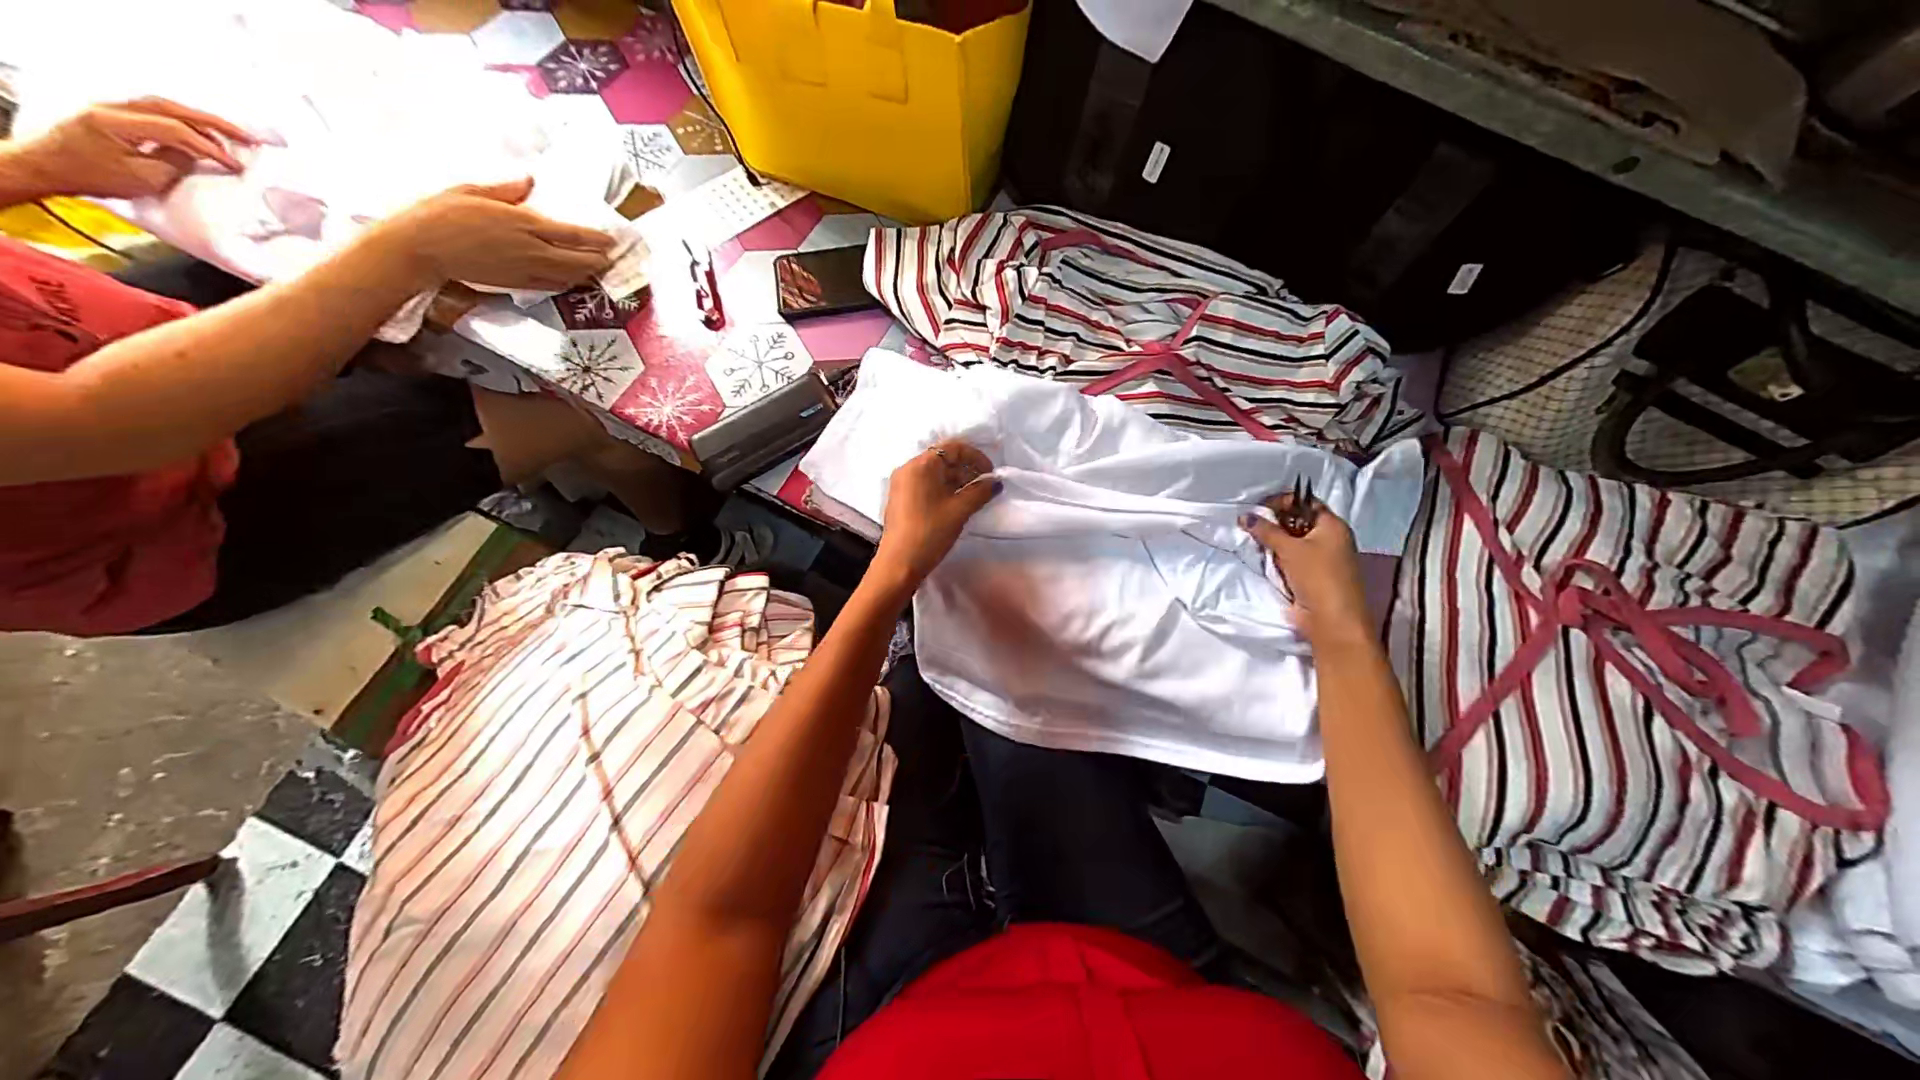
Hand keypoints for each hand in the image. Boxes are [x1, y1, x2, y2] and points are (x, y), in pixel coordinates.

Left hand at [9, 99, 252, 198]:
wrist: (48, 166)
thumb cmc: (92, 176)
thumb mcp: (142, 177)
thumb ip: (174, 163)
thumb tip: (198, 156)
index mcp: (116, 122)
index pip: (177, 130)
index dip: (211, 149)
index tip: (236, 167)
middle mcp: (113, 107)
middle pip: (173, 108)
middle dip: (215, 123)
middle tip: (248, 138)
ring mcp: (112, 107)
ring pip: (165, 106)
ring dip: (201, 121)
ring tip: (229, 136)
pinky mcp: (114, 113)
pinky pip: (155, 110)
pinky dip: (184, 120)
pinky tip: (199, 132)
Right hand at [374, 178, 617, 291]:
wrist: (423, 249)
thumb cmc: (443, 214)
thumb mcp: (473, 191)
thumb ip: (506, 189)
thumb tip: (529, 181)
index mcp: (524, 223)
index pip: (572, 234)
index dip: (596, 240)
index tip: (613, 241)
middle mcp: (532, 251)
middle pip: (579, 261)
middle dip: (599, 261)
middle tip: (612, 258)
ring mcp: (527, 271)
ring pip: (569, 276)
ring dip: (587, 274)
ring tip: (599, 269)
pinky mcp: (518, 285)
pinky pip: (553, 286)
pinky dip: (568, 282)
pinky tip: (574, 279)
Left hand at [873, 439, 1000, 588]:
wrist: (899, 564)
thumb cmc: (930, 532)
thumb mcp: (960, 510)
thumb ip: (980, 491)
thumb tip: (995, 482)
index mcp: (921, 465)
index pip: (953, 448)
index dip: (976, 457)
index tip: (990, 474)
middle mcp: (908, 469)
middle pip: (943, 459)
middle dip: (967, 470)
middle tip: (985, 487)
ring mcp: (902, 484)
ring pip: (935, 474)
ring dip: (957, 481)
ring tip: (975, 497)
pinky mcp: (901, 499)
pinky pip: (926, 485)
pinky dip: (944, 490)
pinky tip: (957, 504)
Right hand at [1242, 492, 1372, 646]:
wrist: (1332, 620)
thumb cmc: (1317, 577)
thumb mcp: (1289, 549)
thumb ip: (1266, 530)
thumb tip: (1246, 516)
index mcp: (1333, 526)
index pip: (1306, 502)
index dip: (1282, 502)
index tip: (1258, 508)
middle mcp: (1330, 539)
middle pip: (1297, 523)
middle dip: (1274, 525)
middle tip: (1252, 527)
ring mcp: (1322, 559)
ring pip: (1292, 544)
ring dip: (1275, 545)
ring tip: (1257, 546)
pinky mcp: (1312, 577)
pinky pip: (1291, 561)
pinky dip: (1278, 561)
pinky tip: (1266, 563)